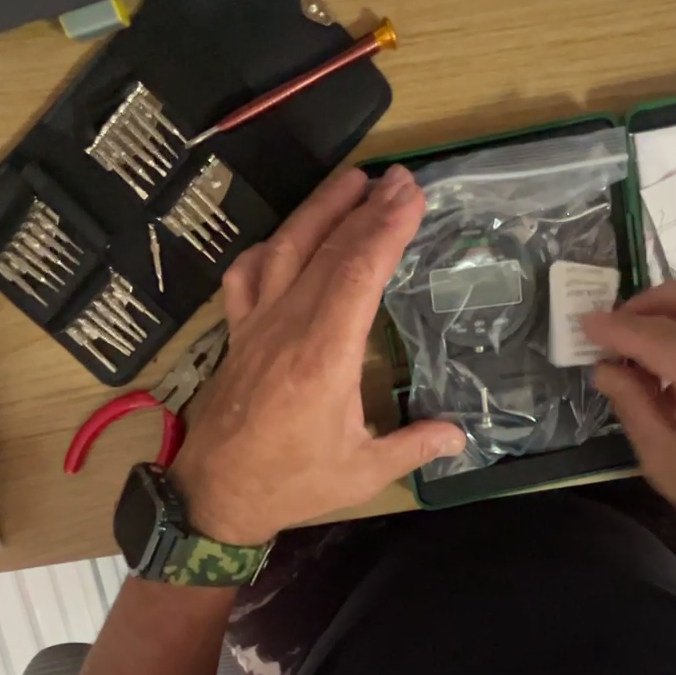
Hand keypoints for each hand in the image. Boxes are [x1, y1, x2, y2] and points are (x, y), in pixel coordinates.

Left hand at [169, 166, 465, 544]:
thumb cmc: (291, 485)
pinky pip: (247, 277)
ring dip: (319, 210)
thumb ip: (413, 447)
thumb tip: (460, 437)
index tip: (412, 196)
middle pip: (328, 251)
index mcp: (324, 357)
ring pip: (285, 250)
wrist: (215, 495)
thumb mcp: (363, 472)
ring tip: (351, 179)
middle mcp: (289, 327)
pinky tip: (284, 239)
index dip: (387, 230)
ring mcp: (257, 326)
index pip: (359, 274)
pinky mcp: (237, 335)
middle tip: (399, 179)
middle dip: (366, 209)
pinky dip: (267, 249)